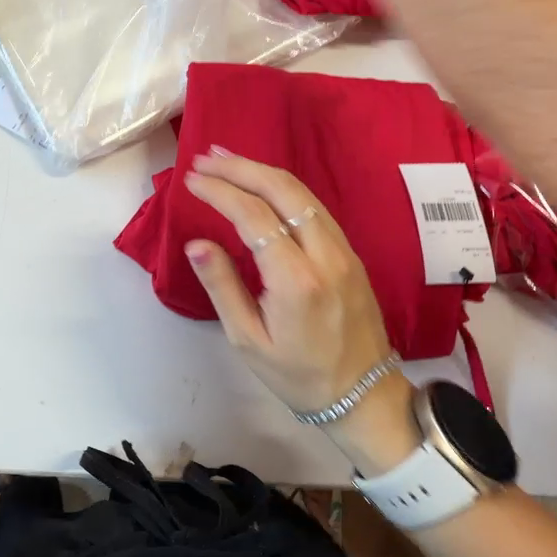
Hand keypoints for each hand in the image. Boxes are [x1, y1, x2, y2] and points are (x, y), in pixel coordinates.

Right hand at [183, 149, 421, 474]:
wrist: (366, 398)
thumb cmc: (298, 376)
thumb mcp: (248, 340)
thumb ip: (222, 287)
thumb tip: (196, 243)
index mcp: (296, 280)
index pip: (253, 216)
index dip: (220, 191)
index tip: (191, 180)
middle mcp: (324, 256)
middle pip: (282, 191)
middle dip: (240, 168)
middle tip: (205, 158)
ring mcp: (343, 252)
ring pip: (302, 193)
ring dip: (261, 171)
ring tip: (225, 159)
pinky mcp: (349, 254)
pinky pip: (313, 206)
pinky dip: (282, 186)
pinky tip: (259, 183)